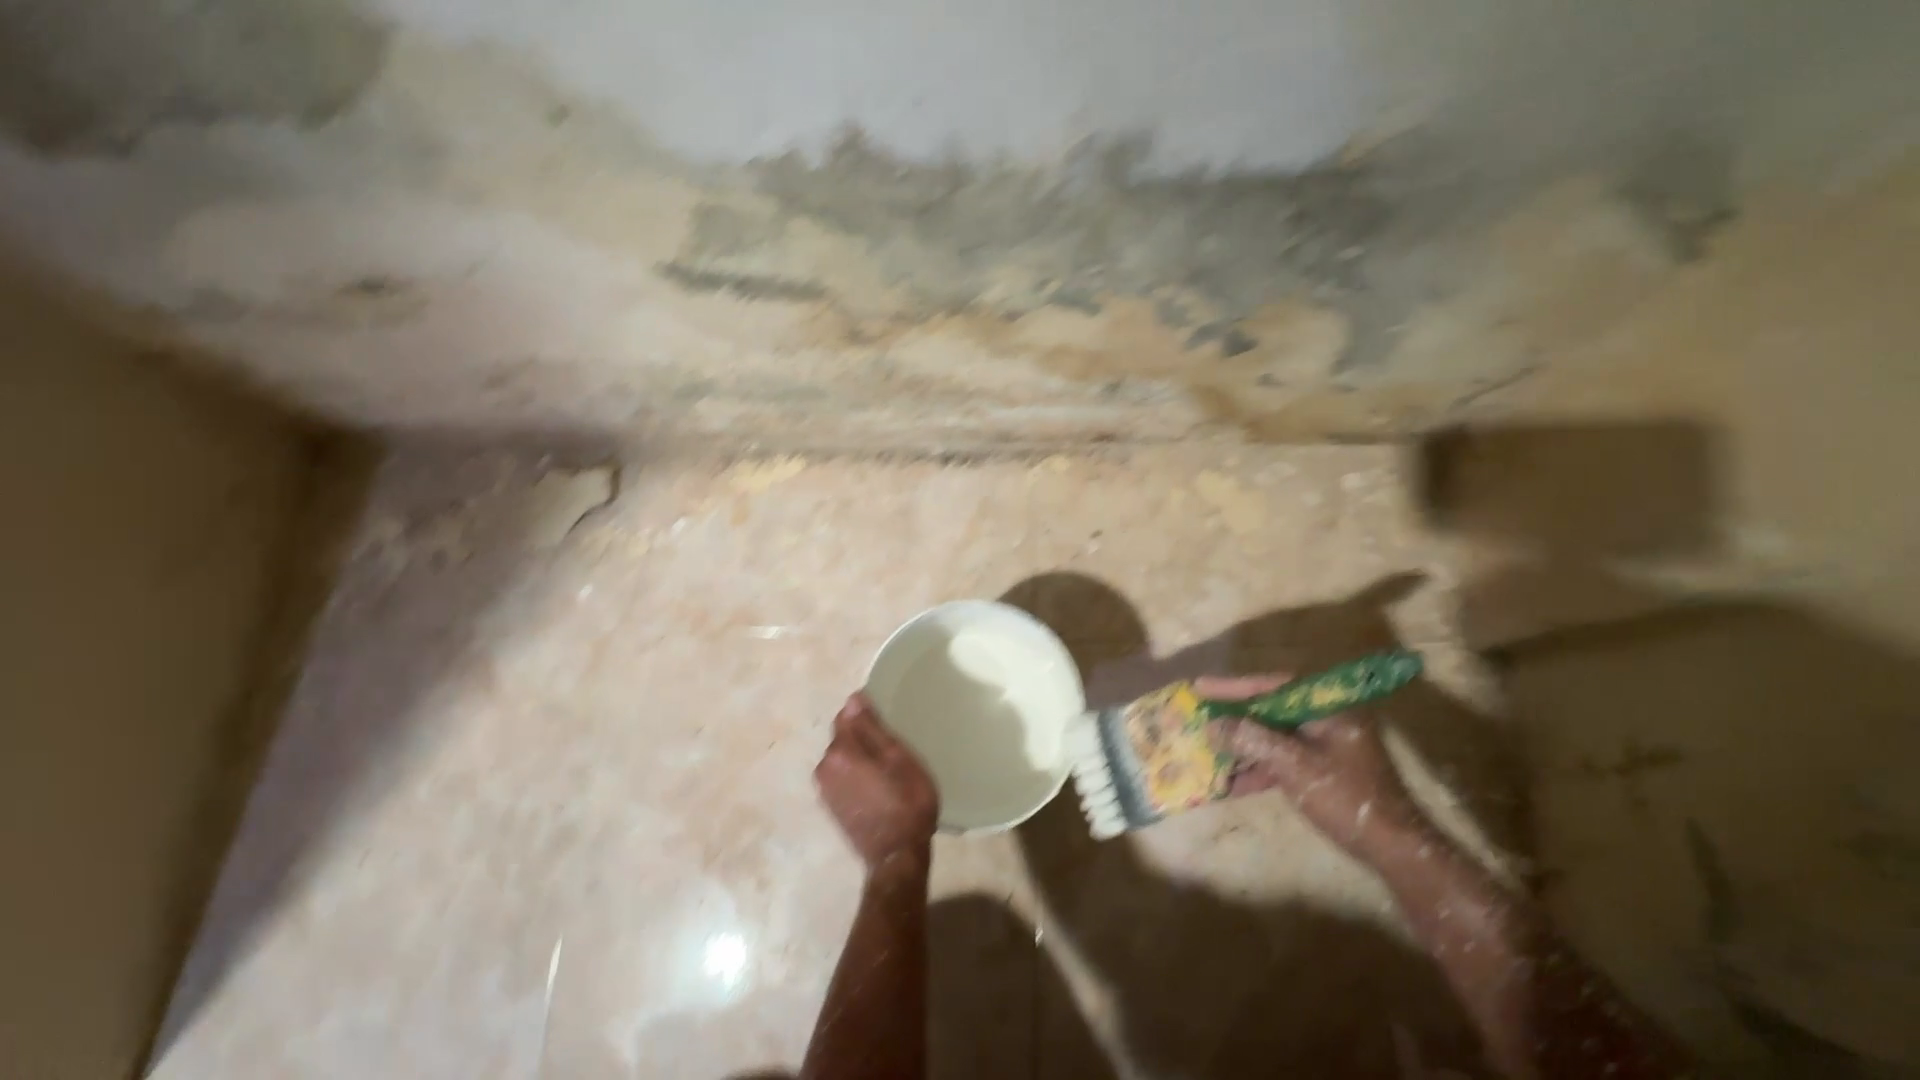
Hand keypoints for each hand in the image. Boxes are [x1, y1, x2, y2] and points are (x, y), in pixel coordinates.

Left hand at [814, 693, 939, 869]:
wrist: (897, 857)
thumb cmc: (906, 803)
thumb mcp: (898, 759)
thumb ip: (872, 728)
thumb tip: (853, 699)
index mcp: (840, 751)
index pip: (846, 716)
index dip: (867, 716)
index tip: (888, 725)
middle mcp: (824, 767)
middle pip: (843, 739)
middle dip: (863, 739)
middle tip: (892, 751)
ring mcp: (825, 790)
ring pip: (843, 760)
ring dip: (860, 760)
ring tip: (887, 772)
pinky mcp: (831, 808)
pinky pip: (843, 779)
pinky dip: (856, 778)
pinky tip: (877, 789)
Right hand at [1199, 674, 1432, 856]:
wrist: (1393, 847)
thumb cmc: (1346, 798)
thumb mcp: (1295, 766)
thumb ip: (1253, 740)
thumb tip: (1214, 724)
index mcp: (1328, 709)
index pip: (1275, 686)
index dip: (1235, 686)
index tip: (1201, 686)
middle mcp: (1326, 721)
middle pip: (1271, 710)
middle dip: (1235, 716)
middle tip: (1199, 714)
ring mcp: (1325, 748)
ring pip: (1273, 737)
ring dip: (1242, 746)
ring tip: (1206, 749)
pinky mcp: (1322, 772)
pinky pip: (1281, 761)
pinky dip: (1257, 770)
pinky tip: (1228, 784)